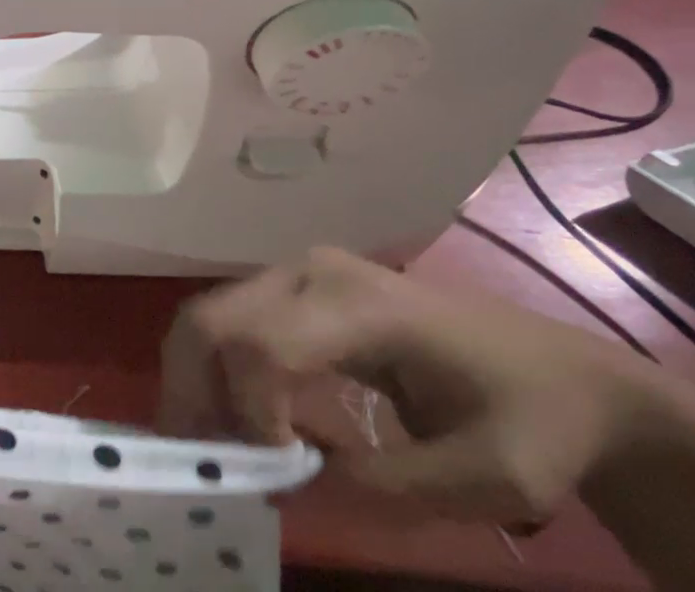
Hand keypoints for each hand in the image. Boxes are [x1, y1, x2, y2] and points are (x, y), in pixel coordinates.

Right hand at [158, 247, 657, 524]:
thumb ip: (390, 484)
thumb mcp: (494, 477)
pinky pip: (222, 327)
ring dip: (194, 387)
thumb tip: (288, 482)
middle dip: (193, 395)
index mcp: (365, 305)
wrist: (564, 376)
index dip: (250, 413)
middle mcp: (310, 273)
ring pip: (201, 323)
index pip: (263, 347)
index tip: (280, 470)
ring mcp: (292, 275)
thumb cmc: (537, 423)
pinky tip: (234, 420)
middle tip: (207, 459)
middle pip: (208, 323)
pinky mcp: (286, 290)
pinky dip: (210, 375)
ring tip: (216, 445)